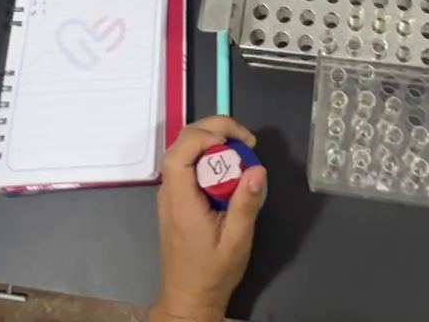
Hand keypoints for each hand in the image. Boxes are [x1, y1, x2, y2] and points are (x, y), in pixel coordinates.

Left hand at [152, 116, 266, 321]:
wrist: (190, 298)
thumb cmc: (212, 272)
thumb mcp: (236, 242)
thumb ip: (245, 205)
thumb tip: (258, 168)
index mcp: (180, 200)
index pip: (179, 153)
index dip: (202, 136)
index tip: (232, 141)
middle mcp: (170, 191)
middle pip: (182, 143)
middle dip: (213, 129)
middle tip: (246, 139)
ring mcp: (171, 193)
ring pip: (184, 149)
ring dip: (212, 139)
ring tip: (241, 147)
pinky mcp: (178, 196)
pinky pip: (189, 162)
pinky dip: (209, 153)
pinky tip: (230, 164)